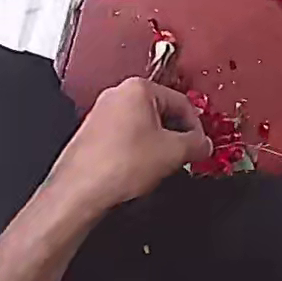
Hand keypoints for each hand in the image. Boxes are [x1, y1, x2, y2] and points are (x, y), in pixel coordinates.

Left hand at [40, 78, 212, 220]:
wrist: (78, 191)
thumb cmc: (118, 165)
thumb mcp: (174, 153)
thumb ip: (197, 144)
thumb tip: (203, 144)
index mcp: (139, 89)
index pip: (182, 103)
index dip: (196, 127)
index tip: (200, 145)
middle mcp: (118, 95)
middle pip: (163, 112)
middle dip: (176, 136)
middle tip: (185, 156)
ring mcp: (102, 113)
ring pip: (145, 125)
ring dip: (159, 144)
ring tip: (161, 166)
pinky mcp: (93, 133)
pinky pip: (127, 136)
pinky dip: (139, 150)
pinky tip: (139, 170)